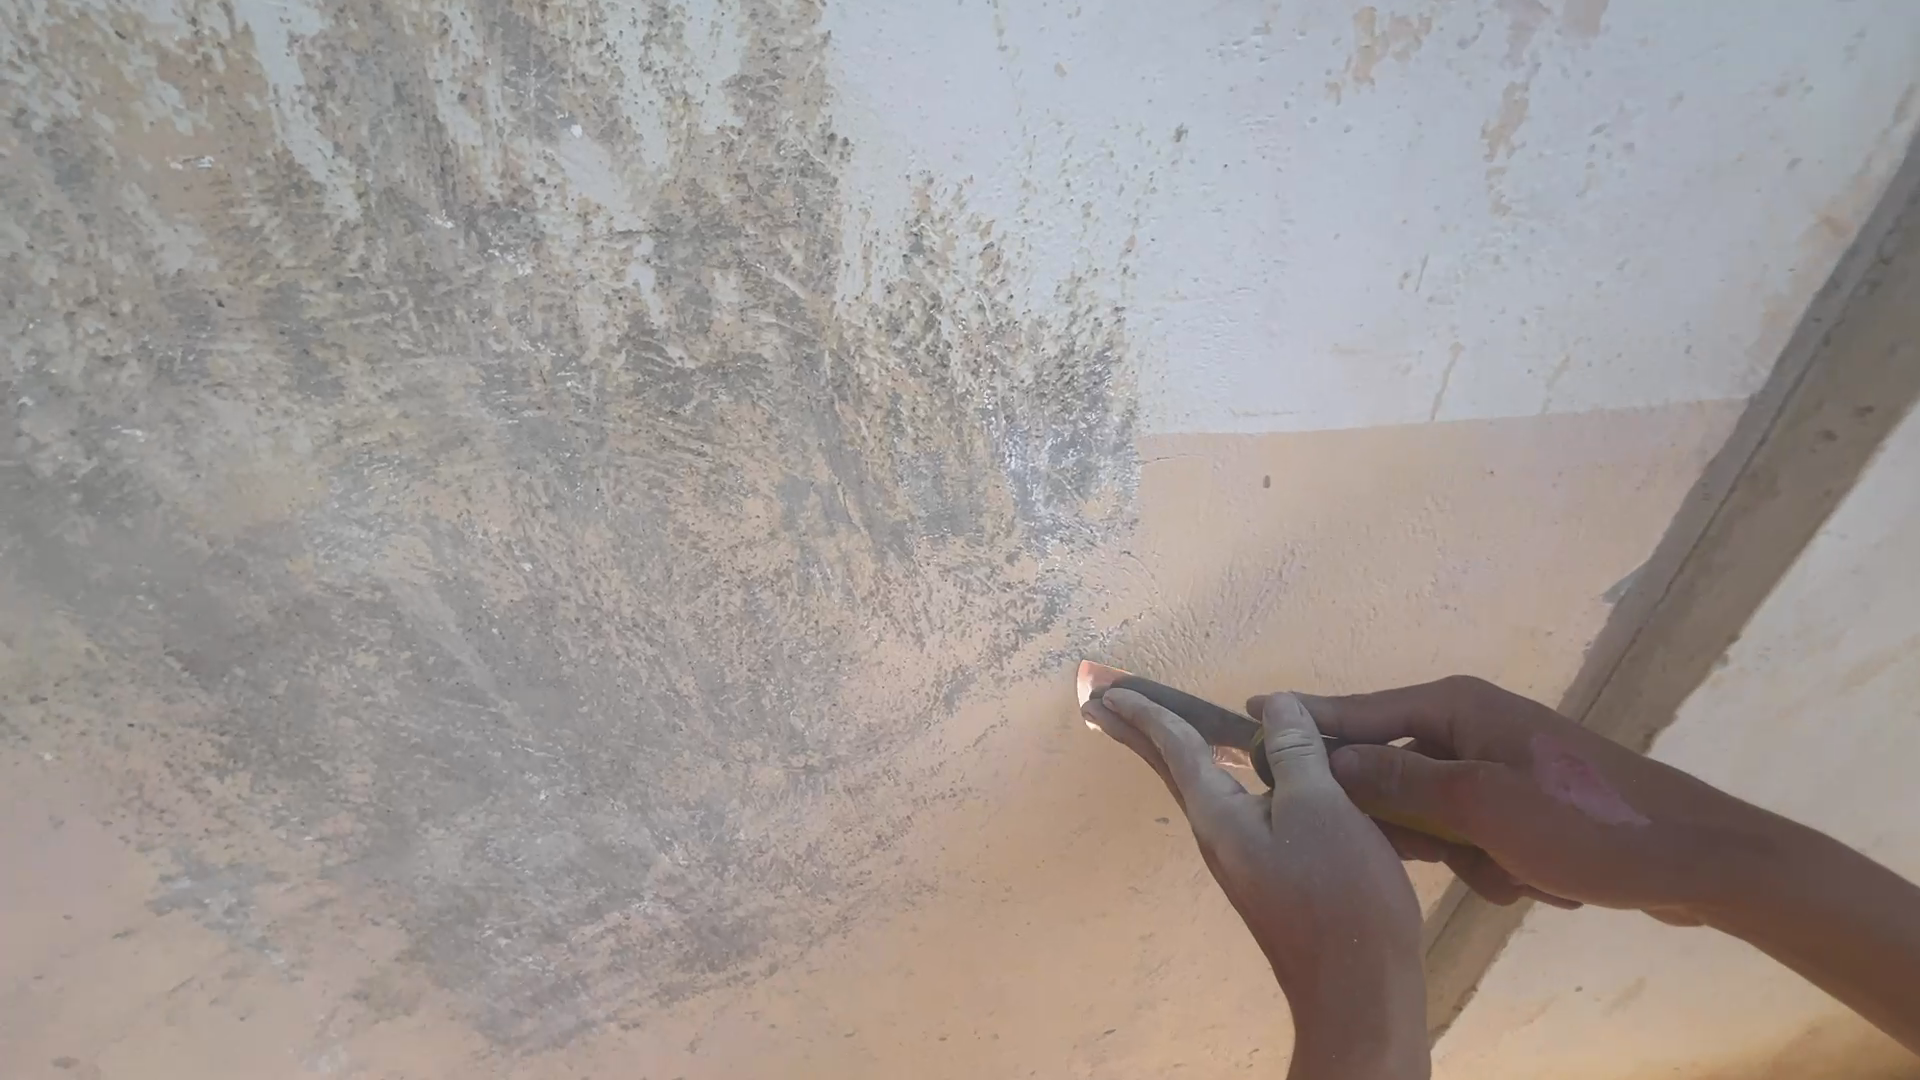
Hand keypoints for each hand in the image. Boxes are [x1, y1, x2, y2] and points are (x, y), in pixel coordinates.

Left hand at [1084, 688, 1427, 1079]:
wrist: (1358, 994)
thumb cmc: (1340, 896)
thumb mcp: (1320, 808)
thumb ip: (1293, 751)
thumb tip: (1274, 703)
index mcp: (1215, 811)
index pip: (1173, 745)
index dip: (1146, 711)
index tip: (1110, 690)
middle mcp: (1212, 830)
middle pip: (1165, 765)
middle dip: (1133, 732)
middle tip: (1096, 706)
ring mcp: (1235, 852)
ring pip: (1192, 783)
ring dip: (1166, 748)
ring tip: (1151, 726)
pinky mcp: (1261, 867)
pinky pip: (1222, 799)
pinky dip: (1208, 770)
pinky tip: (1229, 772)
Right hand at [1304, 675, 1781, 924]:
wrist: (1707, 863)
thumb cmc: (1585, 823)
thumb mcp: (1478, 805)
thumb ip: (1394, 778)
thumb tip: (1327, 759)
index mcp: (1451, 706)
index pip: (1355, 710)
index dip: (1301, 716)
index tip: (1247, 714)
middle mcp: (1464, 724)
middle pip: (1386, 762)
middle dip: (1401, 814)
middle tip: (1412, 848)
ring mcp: (1491, 762)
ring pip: (1425, 805)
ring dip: (1454, 847)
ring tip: (1503, 870)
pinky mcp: (1515, 798)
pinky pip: (1464, 826)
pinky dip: (1485, 858)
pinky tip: (1526, 878)